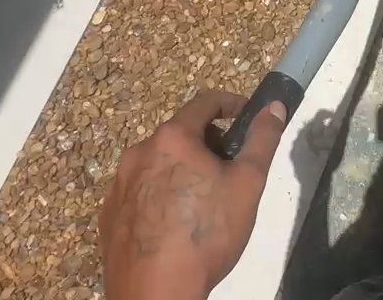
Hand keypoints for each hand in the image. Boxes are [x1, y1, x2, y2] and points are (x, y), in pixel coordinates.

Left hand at [99, 88, 287, 299]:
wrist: (155, 299)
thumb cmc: (207, 233)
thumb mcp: (248, 182)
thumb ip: (263, 138)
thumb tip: (274, 106)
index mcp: (172, 138)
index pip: (206, 102)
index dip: (231, 104)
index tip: (247, 118)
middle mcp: (139, 153)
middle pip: (181, 133)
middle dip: (209, 143)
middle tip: (229, 169)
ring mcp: (118, 186)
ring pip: (159, 162)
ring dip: (183, 168)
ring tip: (204, 200)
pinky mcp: (108, 217)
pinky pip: (140, 191)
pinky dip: (160, 194)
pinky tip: (175, 223)